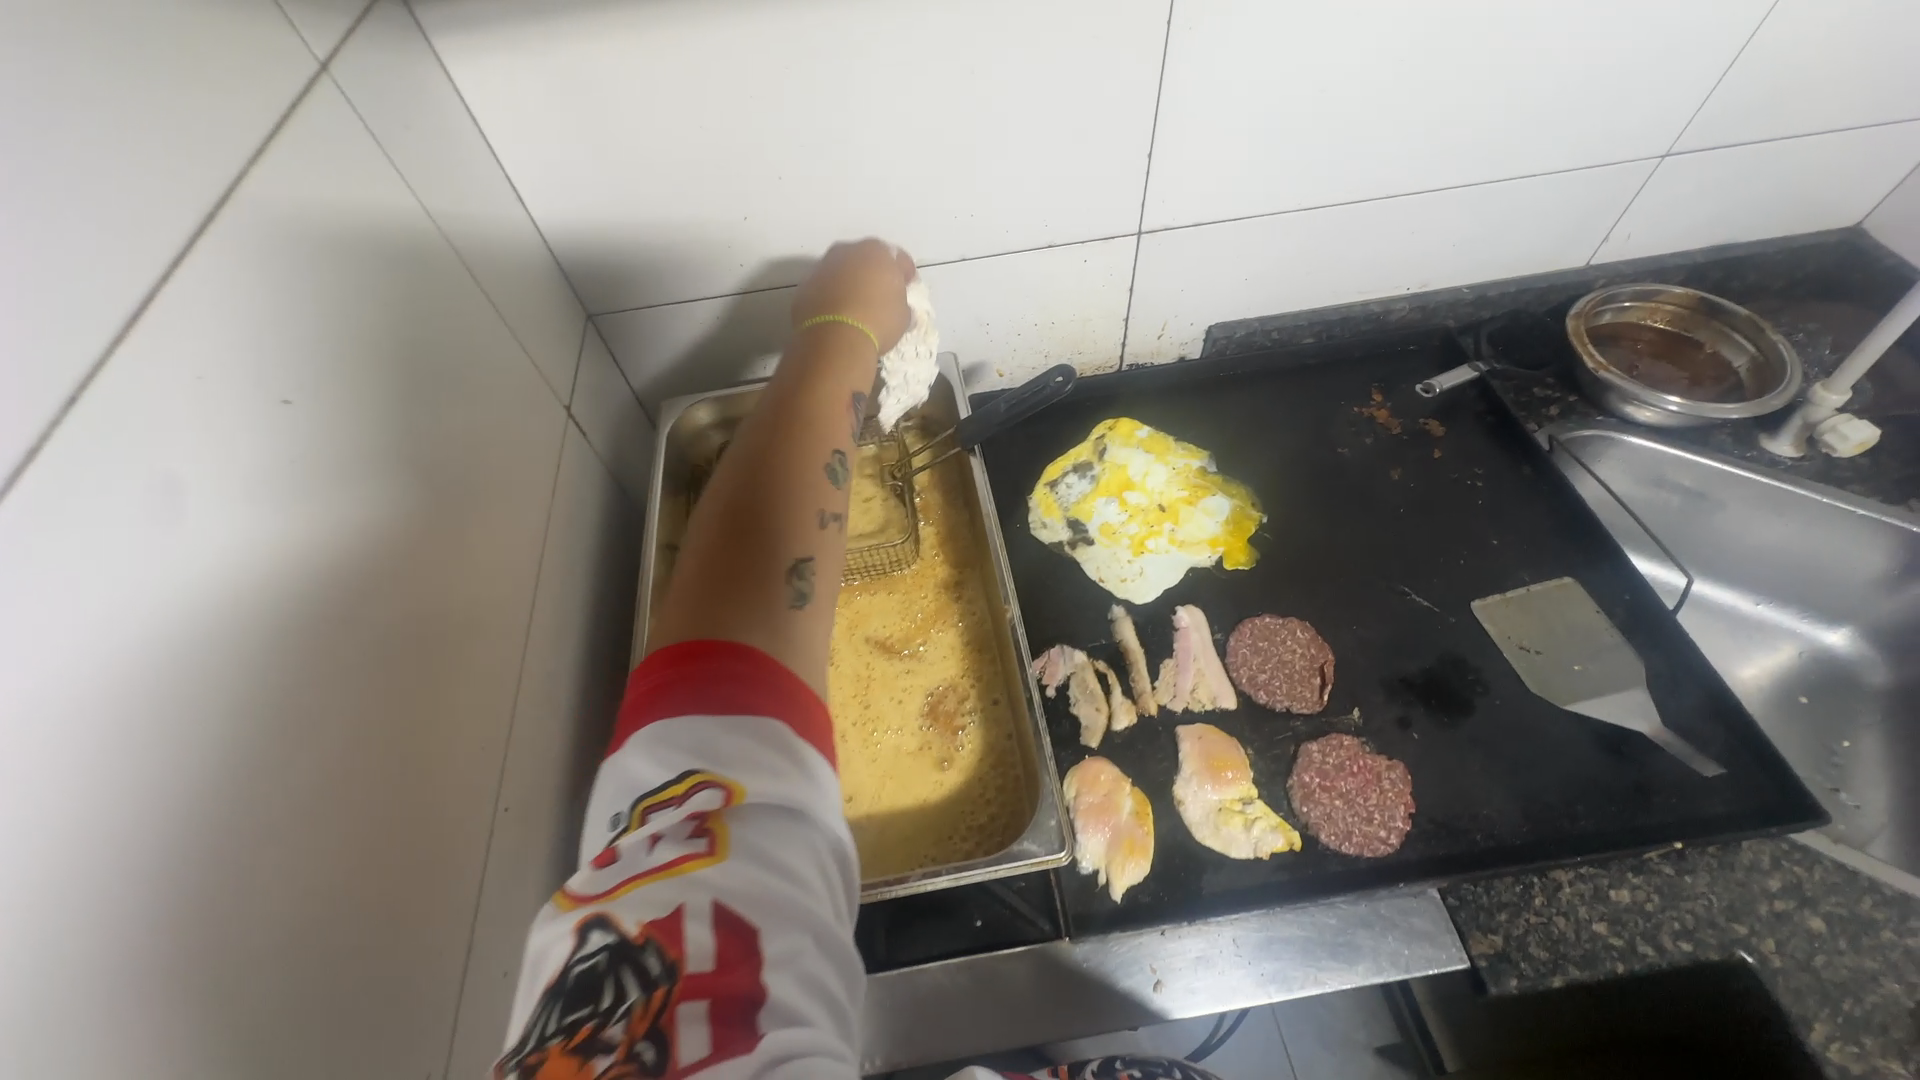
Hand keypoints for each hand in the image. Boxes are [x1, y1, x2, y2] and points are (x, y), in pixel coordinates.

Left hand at [791, 239, 915, 353]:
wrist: (834, 338)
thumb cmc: (878, 322)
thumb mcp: (903, 317)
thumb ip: (902, 306)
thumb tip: (900, 309)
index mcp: (877, 252)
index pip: (898, 258)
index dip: (905, 274)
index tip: (907, 289)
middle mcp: (847, 251)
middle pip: (865, 260)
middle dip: (873, 275)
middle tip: (880, 297)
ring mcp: (822, 268)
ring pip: (841, 273)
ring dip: (849, 285)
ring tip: (856, 309)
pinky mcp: (804, 288)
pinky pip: (823, 290)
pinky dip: (830, 300)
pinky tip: (836, 319)